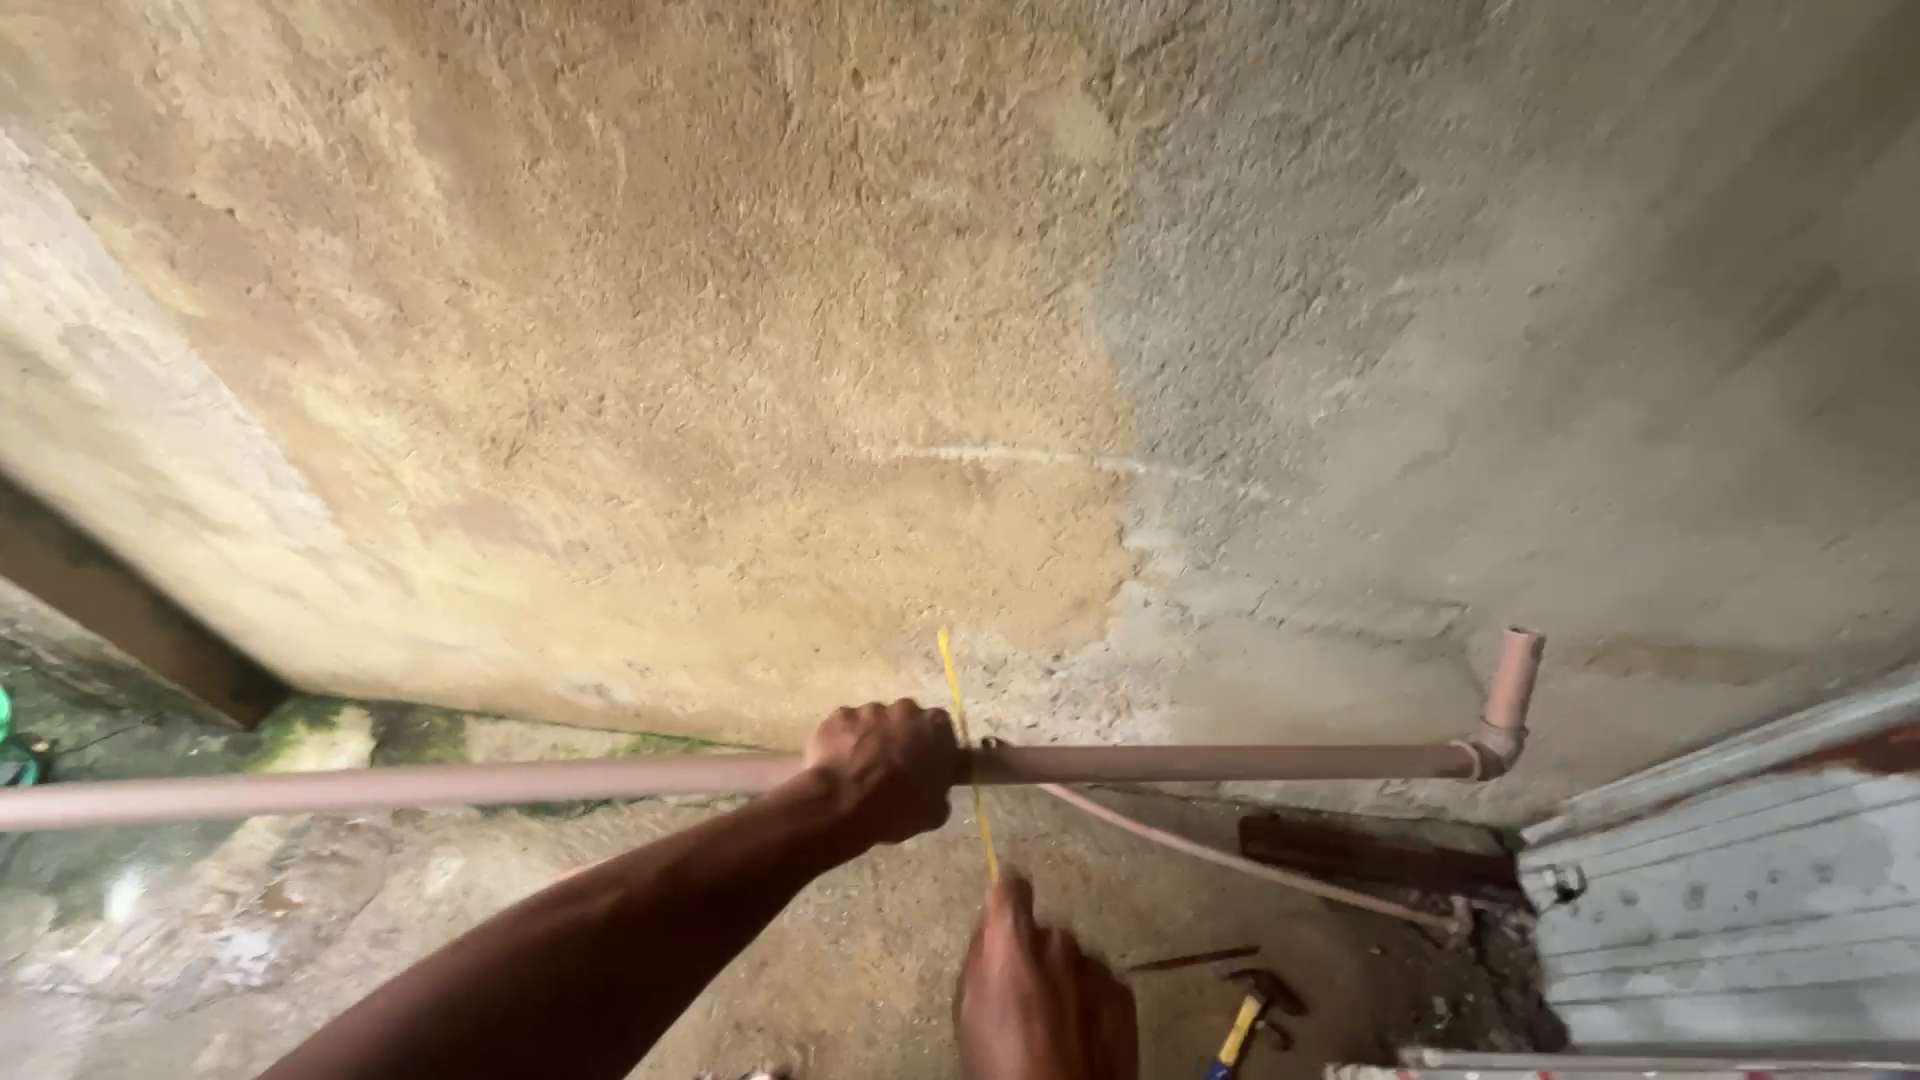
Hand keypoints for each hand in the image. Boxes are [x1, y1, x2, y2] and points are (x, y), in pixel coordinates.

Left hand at [803, 699, 959, 847]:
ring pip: (873, 721)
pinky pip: (845, 727)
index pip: (940, 727)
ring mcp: (869, 710)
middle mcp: (905, 709)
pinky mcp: (839, 716)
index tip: (924, 764)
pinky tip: (839, 764)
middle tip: (892, 766)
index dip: (930, 746)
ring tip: (860, 769)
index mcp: (936, 727)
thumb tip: (934, 786)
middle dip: (900, 738)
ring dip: (871, 739)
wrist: (845, 805)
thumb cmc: (898, 808)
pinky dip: (843, 741)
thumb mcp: (935, 811)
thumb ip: (939, 787)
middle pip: (905, 719)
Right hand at [955, 875, 1137, 1079]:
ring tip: (1056, 1027)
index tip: (1003, 920)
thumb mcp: (967, 1008)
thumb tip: (990, 933)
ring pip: (1073, 962)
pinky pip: (1098, 985)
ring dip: (1065, 981)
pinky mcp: (1121, 993)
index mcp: (1012, 938)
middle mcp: (1056, 939)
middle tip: (1027, 1001)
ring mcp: (1093, 965)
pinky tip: (1081, 1037)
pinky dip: (1090, 1002)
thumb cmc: (1000, 1061)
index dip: (1007, 902)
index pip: (1011, 887)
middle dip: (1035, 958)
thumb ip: (980, 959)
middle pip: (1044, 934)